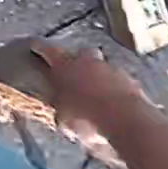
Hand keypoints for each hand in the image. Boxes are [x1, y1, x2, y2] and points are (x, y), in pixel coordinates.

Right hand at [29, 41, 147, 168]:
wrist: (130, 123)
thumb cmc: (87, 118)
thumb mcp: (64, 118)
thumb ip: (61, 108)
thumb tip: (61, 109)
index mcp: (64, 64)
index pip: (46, 49)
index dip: (39, 47)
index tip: (34, 45)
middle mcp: (87, 60)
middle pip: (80, 53)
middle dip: (78, 61)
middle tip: (75, 74)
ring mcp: (112, 69)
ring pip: (102, 68)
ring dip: (100, 77)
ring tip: (99, 96)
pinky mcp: (133, 83)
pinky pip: (121, 84)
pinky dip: (117, 91)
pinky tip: (117, 106)